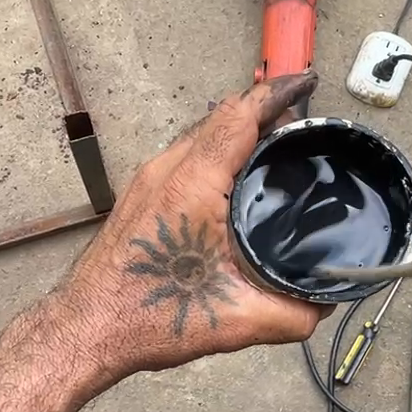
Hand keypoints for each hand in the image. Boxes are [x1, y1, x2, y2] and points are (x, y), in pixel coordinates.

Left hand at [56, 73, 326, 377]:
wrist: (87, 328)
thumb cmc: (146, 317)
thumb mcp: (236, 321)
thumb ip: (293, 313)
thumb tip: (323, 304)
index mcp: (192, 185)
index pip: (240, 115)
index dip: (277, 94)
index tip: (306, 83)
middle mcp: (165, 172)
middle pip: (220, 117)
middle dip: (263, 110)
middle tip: (299, 123)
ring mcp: (146, 182)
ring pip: (198, 135)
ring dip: (235, 132)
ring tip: (270, 146)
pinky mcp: (137, 196)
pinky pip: (181, 156)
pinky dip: (212, 153)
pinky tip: (229, 181)